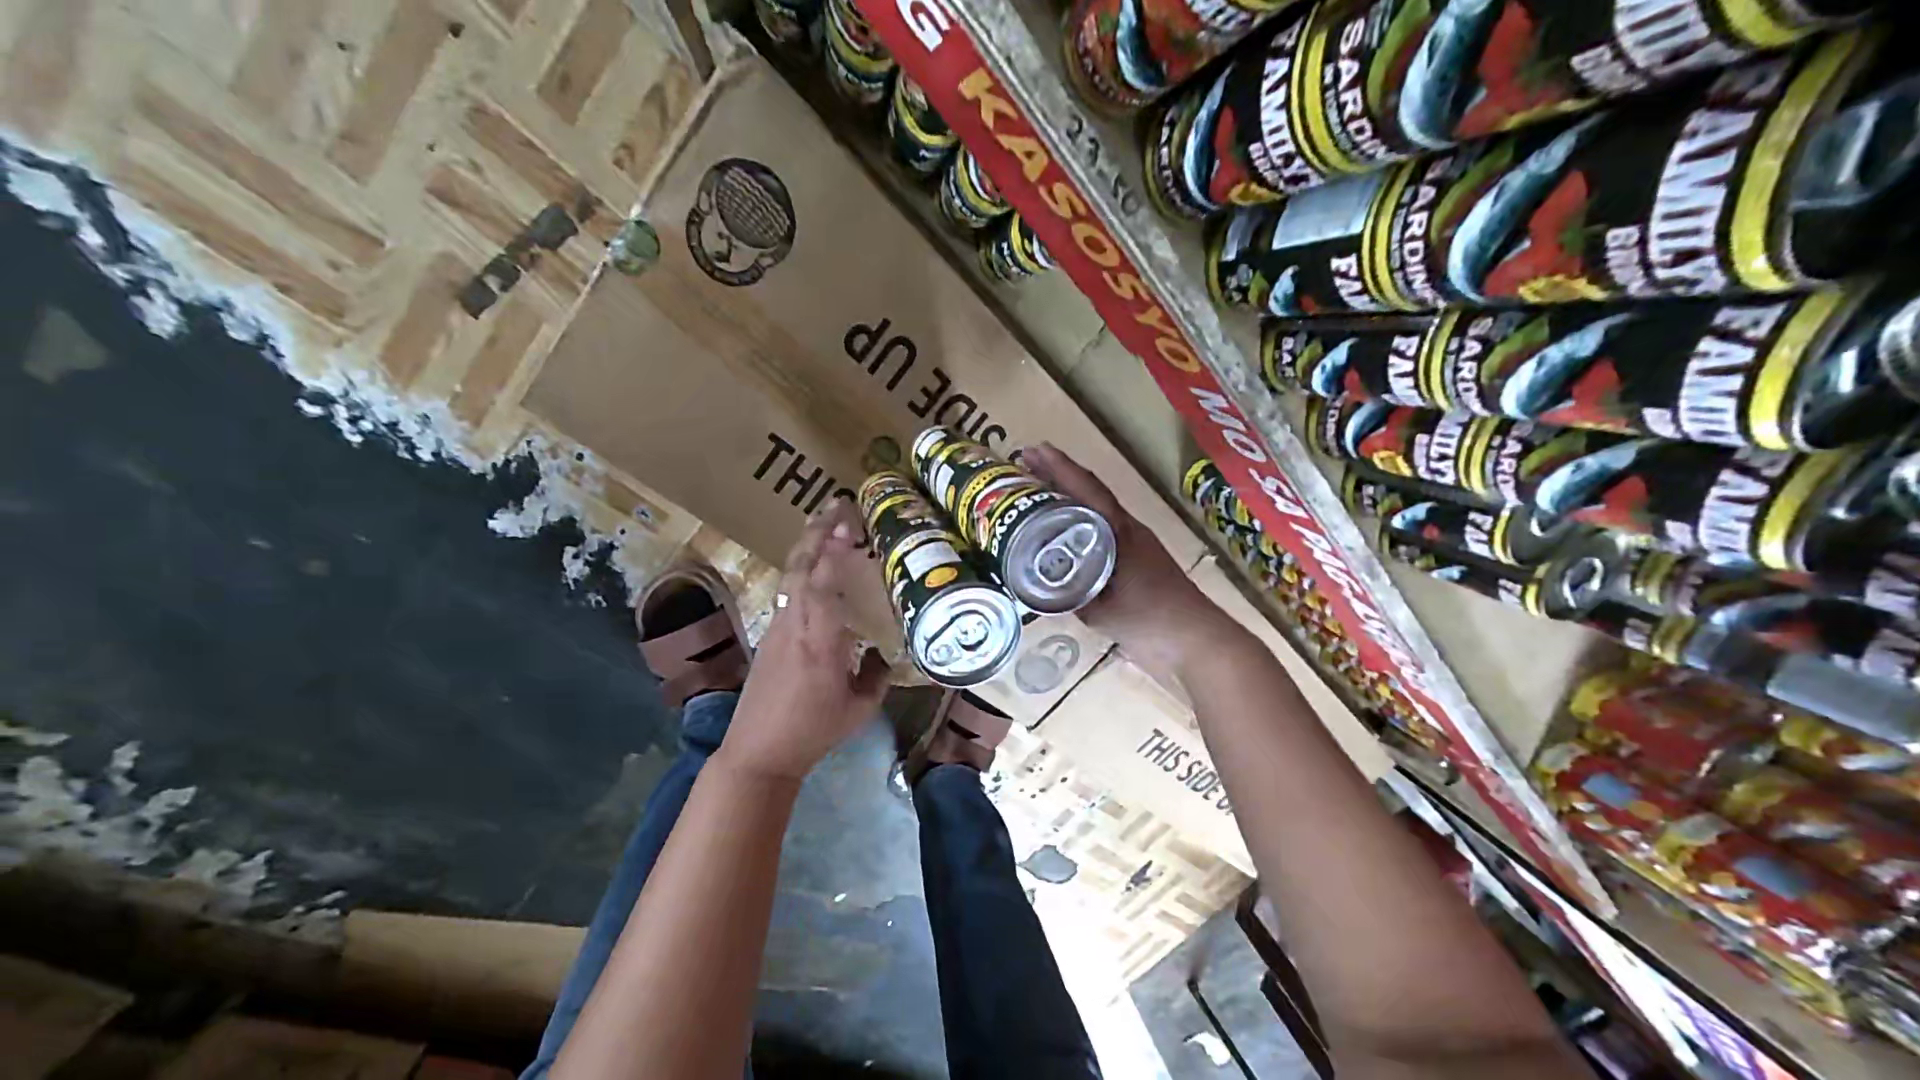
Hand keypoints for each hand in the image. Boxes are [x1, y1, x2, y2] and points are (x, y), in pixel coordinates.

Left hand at [720, 500, 890, 781]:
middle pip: (801, 568)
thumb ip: (877, 674)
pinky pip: (787, 590)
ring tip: (825, 520)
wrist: (758, 751)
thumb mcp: (859, 708)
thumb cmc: (814, 731)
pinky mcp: (769, 634)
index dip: (835, 552)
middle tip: (838, 504)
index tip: (849, 524)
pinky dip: (802, 567)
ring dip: (808, 544)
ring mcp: (777, 627)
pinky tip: (814, 562)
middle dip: (818, 532)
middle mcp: (794, 625)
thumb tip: (884, 650)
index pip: (823, 586)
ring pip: (790, 575)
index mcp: (819, 642)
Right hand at [1022, 443, 1235, 680]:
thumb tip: (1034, 588)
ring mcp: (1133, 549)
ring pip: (1092, 516)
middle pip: (1088, 496)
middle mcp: (1127, 533)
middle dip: (1056, 479)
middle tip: (1023, 470)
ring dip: (1066, 503)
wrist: (1196, 642)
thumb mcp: (1101, 611)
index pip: (1087, 490)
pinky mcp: (1135, 567)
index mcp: (1120, 533)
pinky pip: (1098, 537)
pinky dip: (1075, 529)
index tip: (1032, 450)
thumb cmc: (1151, 621)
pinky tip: (1059, 541)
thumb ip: (1068, 597)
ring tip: (1033, 500)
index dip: (1059, 468)